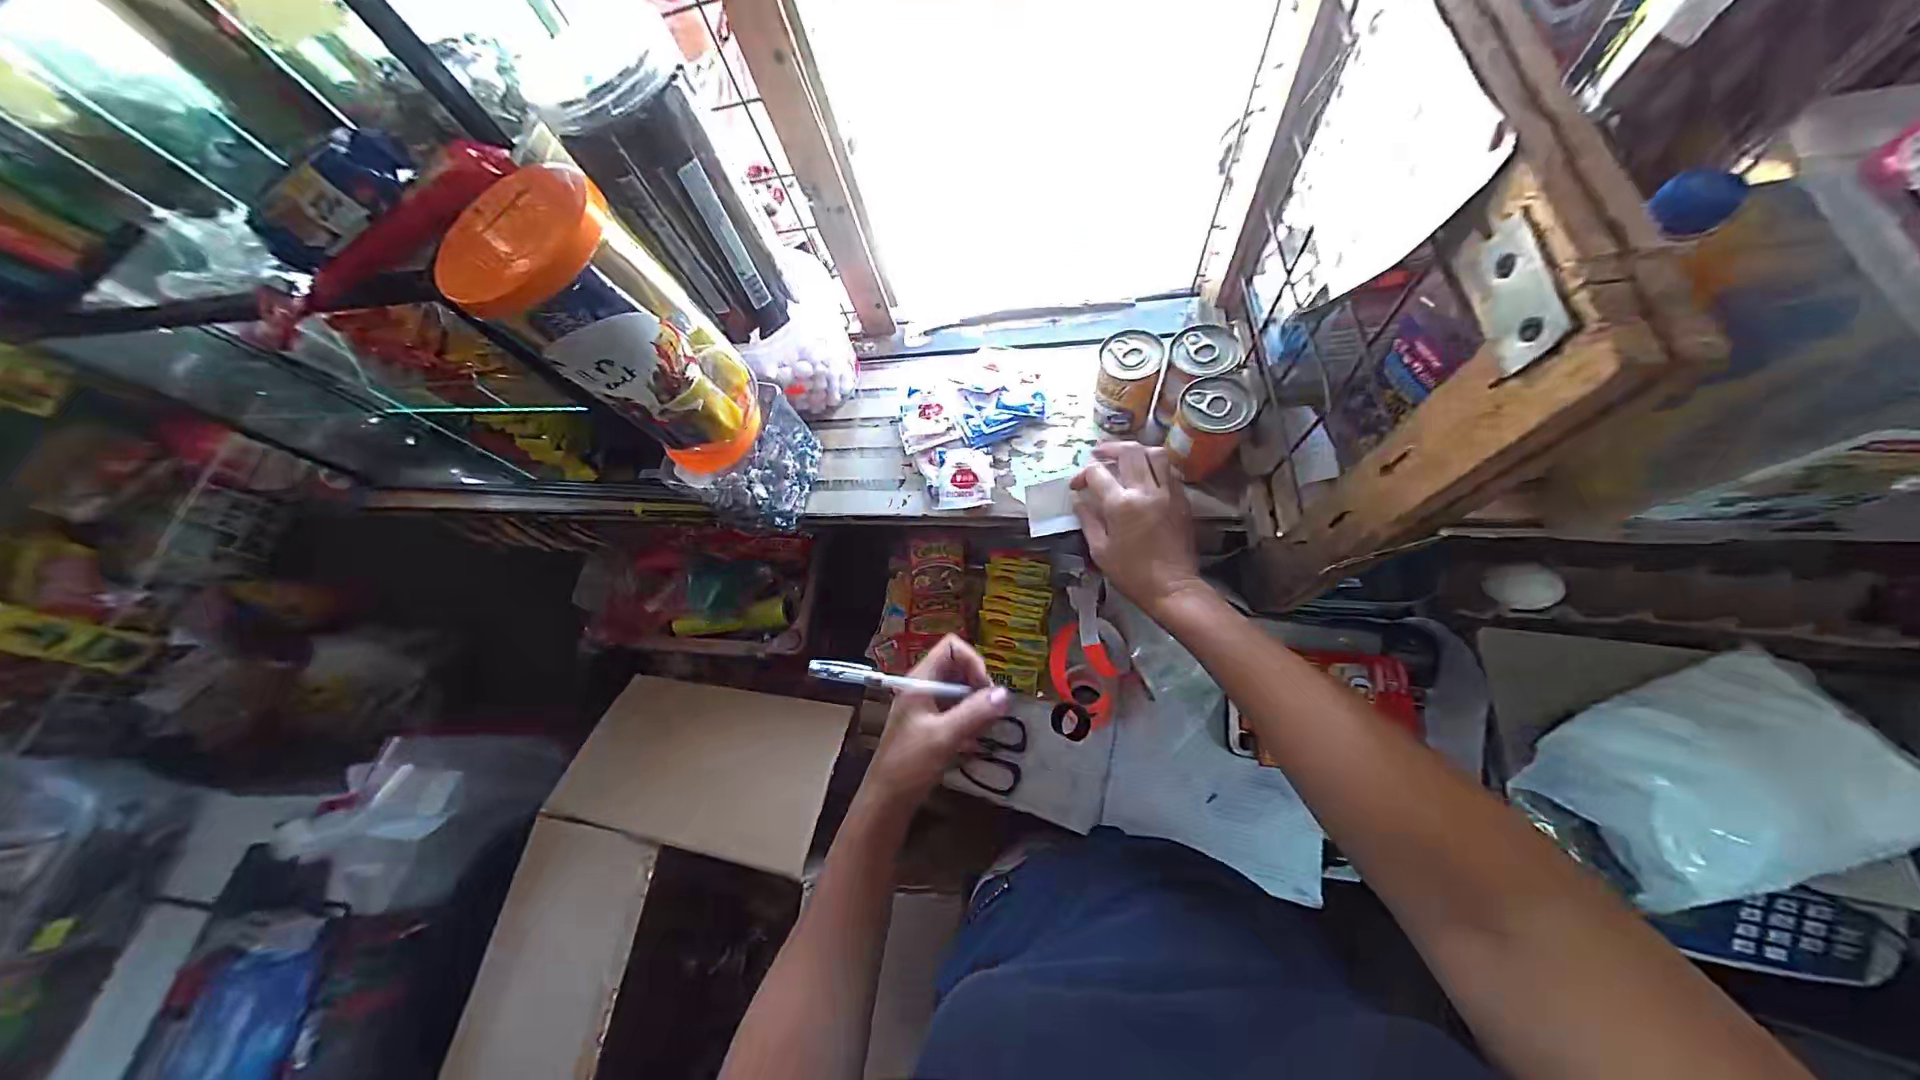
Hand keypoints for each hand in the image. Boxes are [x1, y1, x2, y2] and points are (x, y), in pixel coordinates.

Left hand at [866, 635, 1009, 805]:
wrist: (885, 801)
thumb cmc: (908, 765)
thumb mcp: (944, 737)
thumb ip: (974, 713)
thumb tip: (1005, 694)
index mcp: (920, 680)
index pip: (951, 647)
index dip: (973, 661)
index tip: (985, 689)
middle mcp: (923, 687)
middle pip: (959, 668)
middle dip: (979, 685)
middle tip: (991, 711)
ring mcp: (927, 706)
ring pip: (961, 691)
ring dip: (977, 706)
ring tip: (985, 729)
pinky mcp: (931, 726)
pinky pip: (957, 712)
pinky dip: (971, 721)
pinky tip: (975, 743)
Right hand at [1071, 442, 1205, 614]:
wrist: (1172, 587)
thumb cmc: (1131, 573)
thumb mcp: (1100, 550)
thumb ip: (1088, 520)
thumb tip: (1079, 501)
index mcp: (1121, 504)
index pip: (1097, 473)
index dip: (1082, 475)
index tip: (1077, 486)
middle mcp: (1146, 491)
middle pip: (1129, 452)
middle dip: (1109, 449)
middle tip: (1099, 454)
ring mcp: (1168, 492)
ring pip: (1156, 453)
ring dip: (1138, 451)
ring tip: (1126, 457)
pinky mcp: (1182, 499)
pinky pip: (1170, 470)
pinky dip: (1156, 465)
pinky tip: (1147, 474)